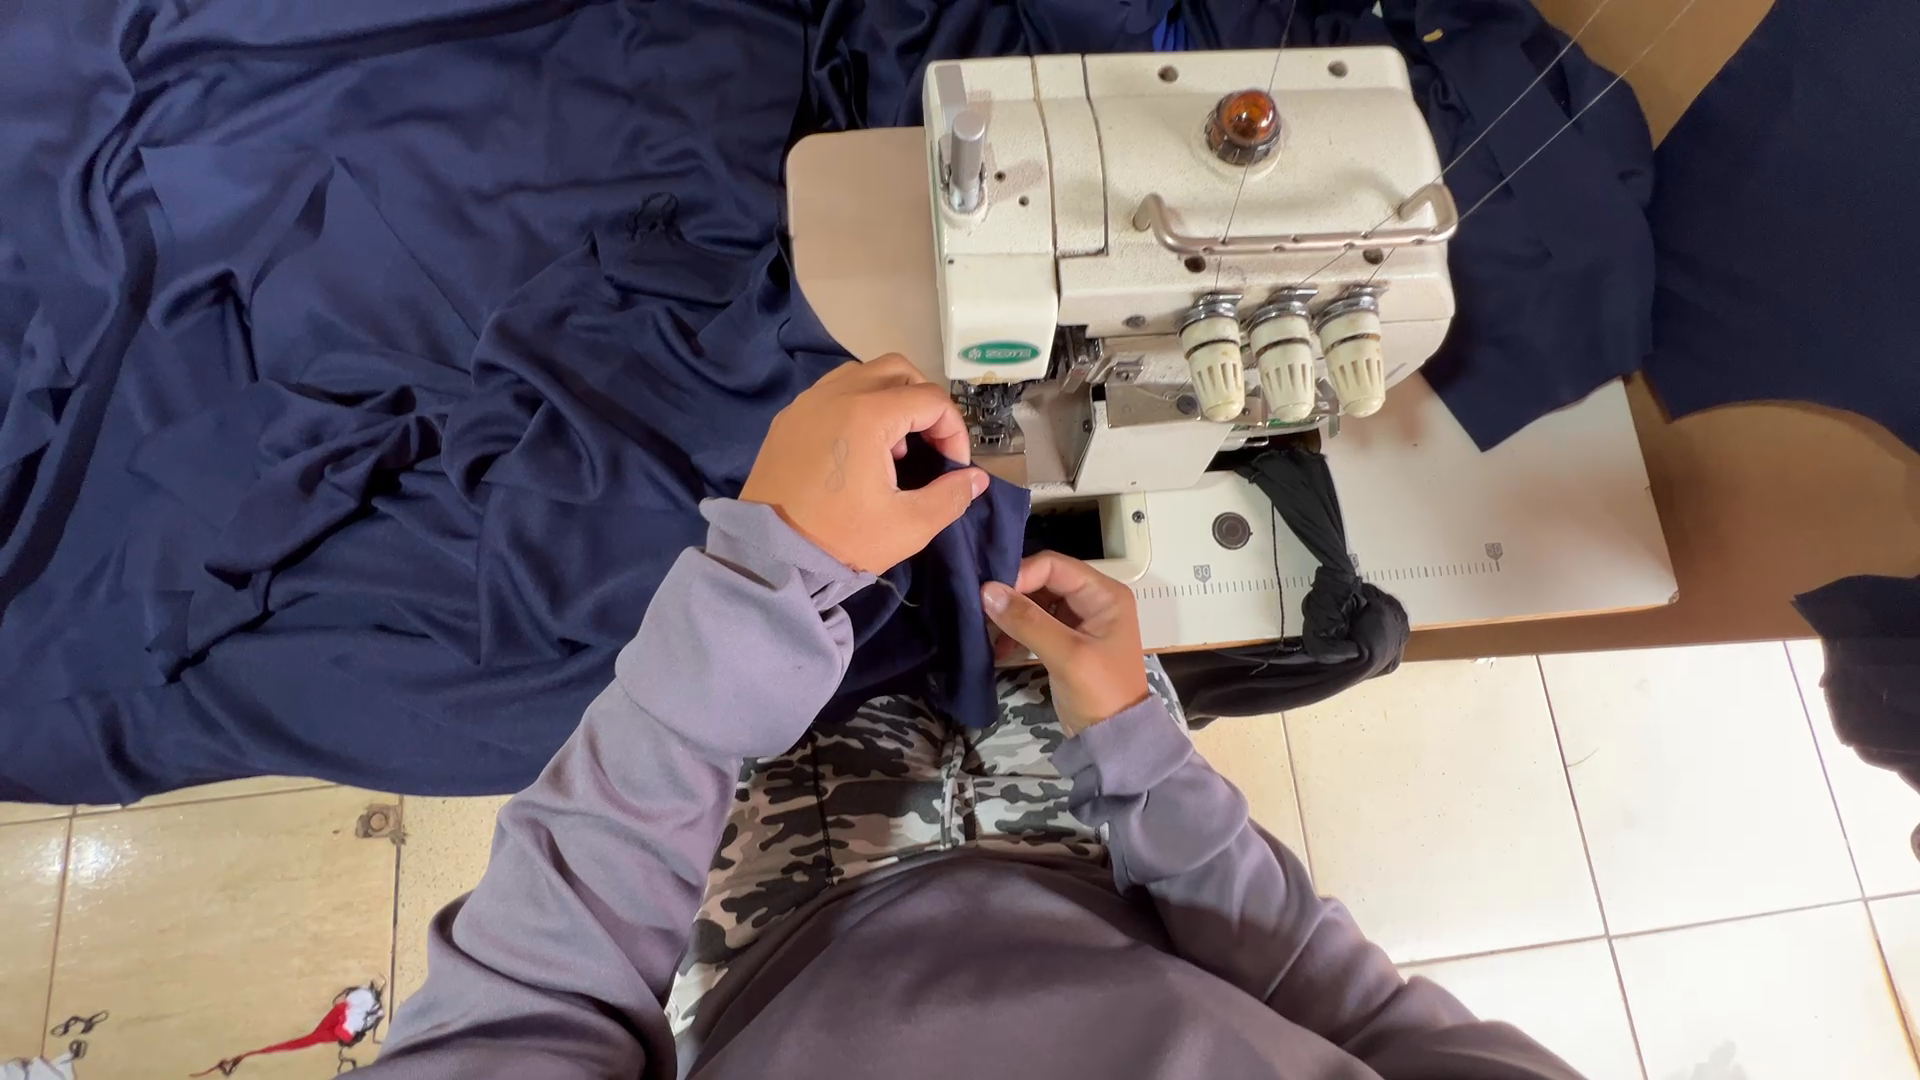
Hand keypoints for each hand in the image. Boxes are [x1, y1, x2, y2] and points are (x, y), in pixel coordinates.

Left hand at [739, 354, 988, 572]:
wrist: (769, 555)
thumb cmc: (840, 539)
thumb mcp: (908, 525)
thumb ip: (950, 497)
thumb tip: (975, 479)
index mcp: (867, 414)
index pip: (930, 399)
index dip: (954, 430)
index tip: (954, 466)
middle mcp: (835, 394)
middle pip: (898, 370)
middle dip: (925, 401)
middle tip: (932, 442)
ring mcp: (807, 403)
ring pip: (862, 374)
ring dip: (892, 398)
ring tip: (896, 445)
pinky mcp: (788, 420)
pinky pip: (833, 392)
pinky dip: (858, 405)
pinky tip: (861, 449)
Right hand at [981, 551, 1149, 734]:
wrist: (1116, 740)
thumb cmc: (1100, 694)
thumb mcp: (1067, 656)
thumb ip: (1028, 622)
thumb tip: (987, 590)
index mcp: (1104, 593)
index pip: (1054, 565)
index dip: (1020, 575)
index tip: (990, 595)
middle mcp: (1093, 598)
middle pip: (1043, 580)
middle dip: (1013, 594)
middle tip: (980, 609)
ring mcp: (1079, 619)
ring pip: (1036, 601)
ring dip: (1011, 614)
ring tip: (985, 630)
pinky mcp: (1066, 638)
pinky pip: (1035, 622)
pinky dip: (1016, 631)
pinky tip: (997, 648)